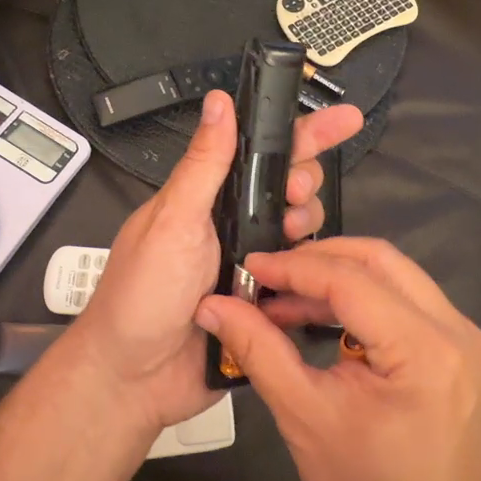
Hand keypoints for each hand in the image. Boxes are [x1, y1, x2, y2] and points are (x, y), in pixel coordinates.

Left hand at [70, 90, 363, 430]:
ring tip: (290, 238)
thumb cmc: (142, 293)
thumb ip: (203, 164)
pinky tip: (306, 277)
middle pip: (291, 188)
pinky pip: (303, 280)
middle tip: (295, 194)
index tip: (347, 119)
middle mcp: (233, 225)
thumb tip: (219, 101)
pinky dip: (310, 274)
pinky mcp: (264, 305)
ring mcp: (251, 266)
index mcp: (209, 197)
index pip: (261, 152)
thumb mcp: (172, 221)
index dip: (305, 134)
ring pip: (302, 232)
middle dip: (304, 181)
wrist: (133, 379)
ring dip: (306, 226)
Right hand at [195, 238, 480, 480]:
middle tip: (269, 275)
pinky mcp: (463, 355)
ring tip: (286, 299)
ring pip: (397, 278)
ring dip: (341, 279)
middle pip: (382, 262)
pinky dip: (365, 303)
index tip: (250, 266)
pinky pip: (410, 305)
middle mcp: (458, 333)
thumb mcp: (305, 420)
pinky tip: (324, 318)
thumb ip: (258, 351)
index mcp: (427, 350)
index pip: (352, 281)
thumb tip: (213, 305)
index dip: (294, 268)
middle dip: (320, 259)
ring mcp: (468, 342)